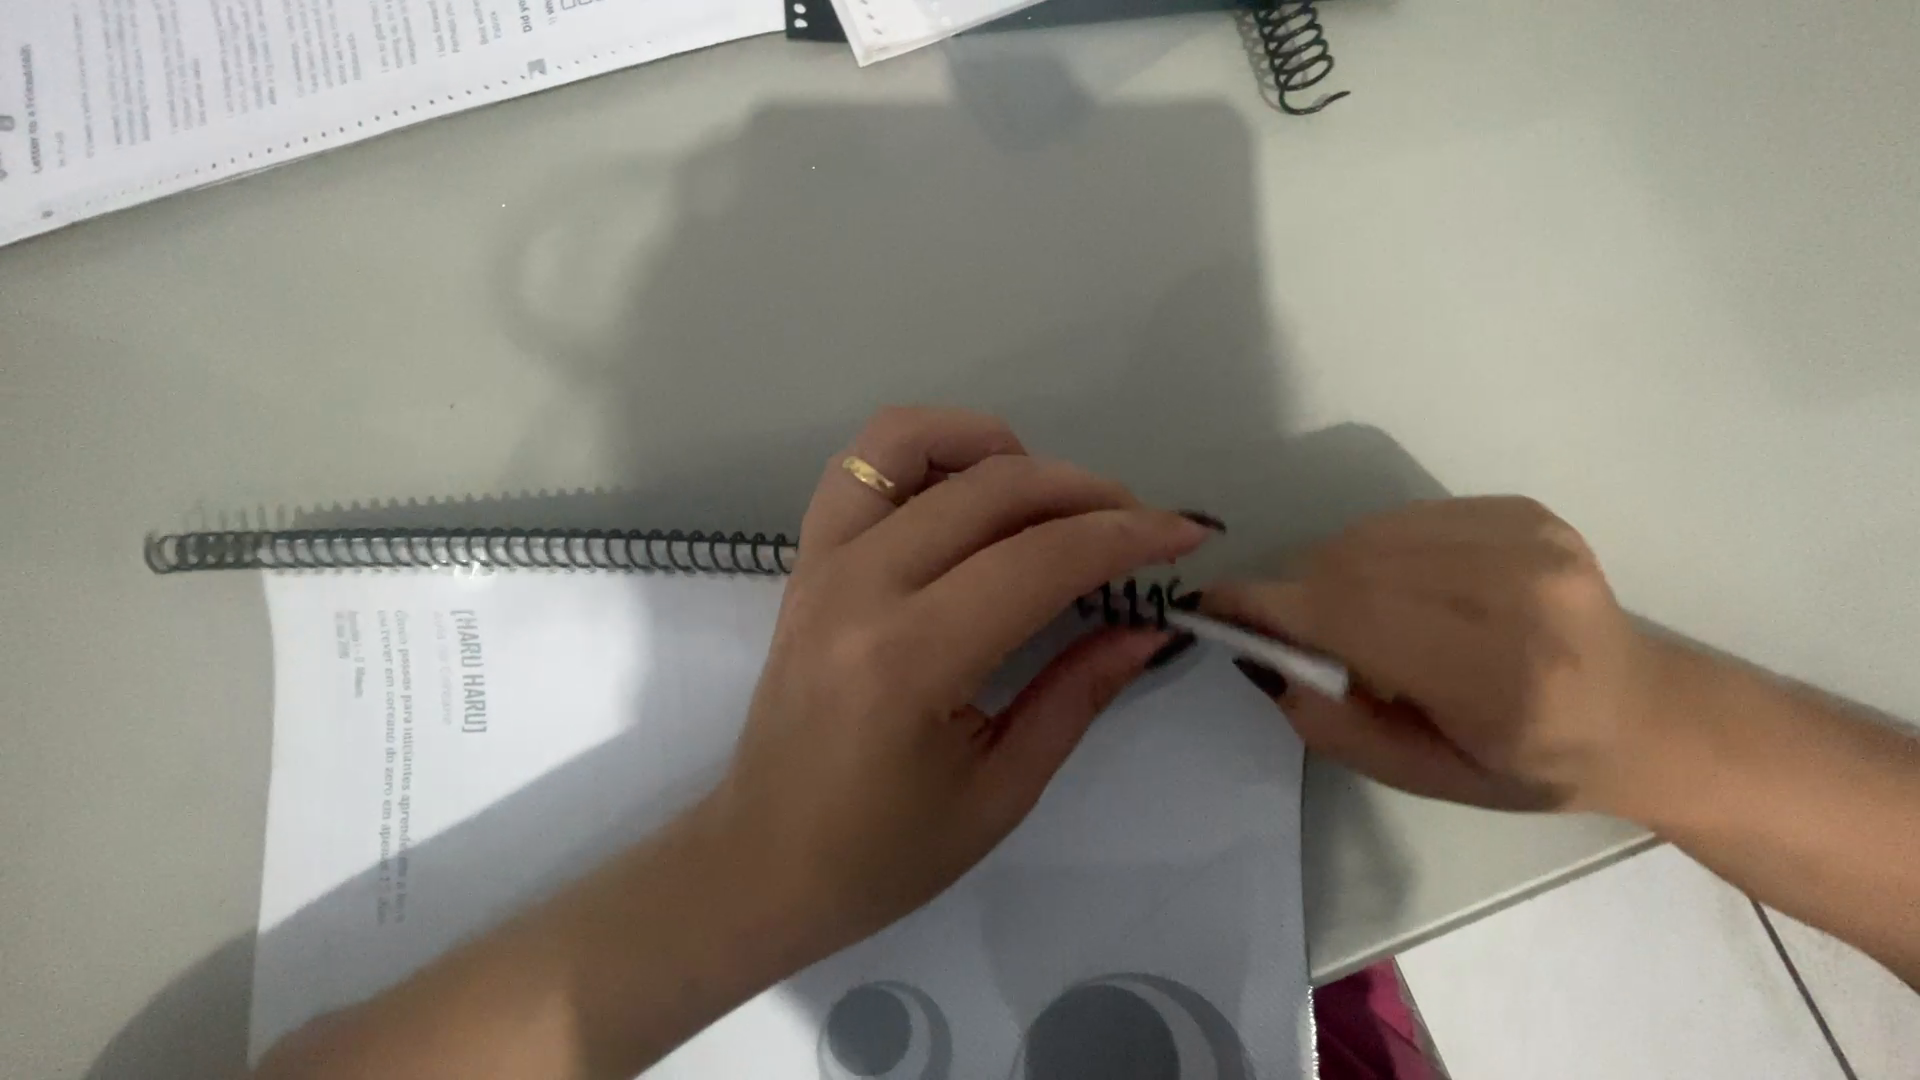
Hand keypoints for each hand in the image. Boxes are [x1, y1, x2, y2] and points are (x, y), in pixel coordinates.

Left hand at [702, 407, 1215, 959]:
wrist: (762, 860)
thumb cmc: (884, 852)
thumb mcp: (1002, 789)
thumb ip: (1079, 692)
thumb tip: (1150, 622)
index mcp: (910, 661)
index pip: (1039, 560)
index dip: (1126, 537)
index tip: (1185, 533)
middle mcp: (859, 588)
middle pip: (991, 489)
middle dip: (1085, 491)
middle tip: (1137, 525)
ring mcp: (820, 562)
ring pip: (909, 442)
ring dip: (995, 446)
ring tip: (1047, 496)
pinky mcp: (804, 560)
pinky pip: (861, 467)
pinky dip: (925, 450)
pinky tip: (970, 491)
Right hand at [1203, 497, 1662, 813]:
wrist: (1642, 713)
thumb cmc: (1524, 763)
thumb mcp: (1418, 774)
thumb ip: (1329, 722)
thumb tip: (1257, 653)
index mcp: (1501, 677)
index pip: (1351, 618)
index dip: (1268, 607)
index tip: (1211, 605)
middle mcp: (1520, 593)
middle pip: (1349, 567)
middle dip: (1294, 593)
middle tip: (1279, 625)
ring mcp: (1527, 540)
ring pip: (1366, 535)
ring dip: (1331, 571)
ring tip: (1352, 614)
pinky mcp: (1523, 510)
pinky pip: (1399, 519)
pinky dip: (1371, 551)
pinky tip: (1400, 588)